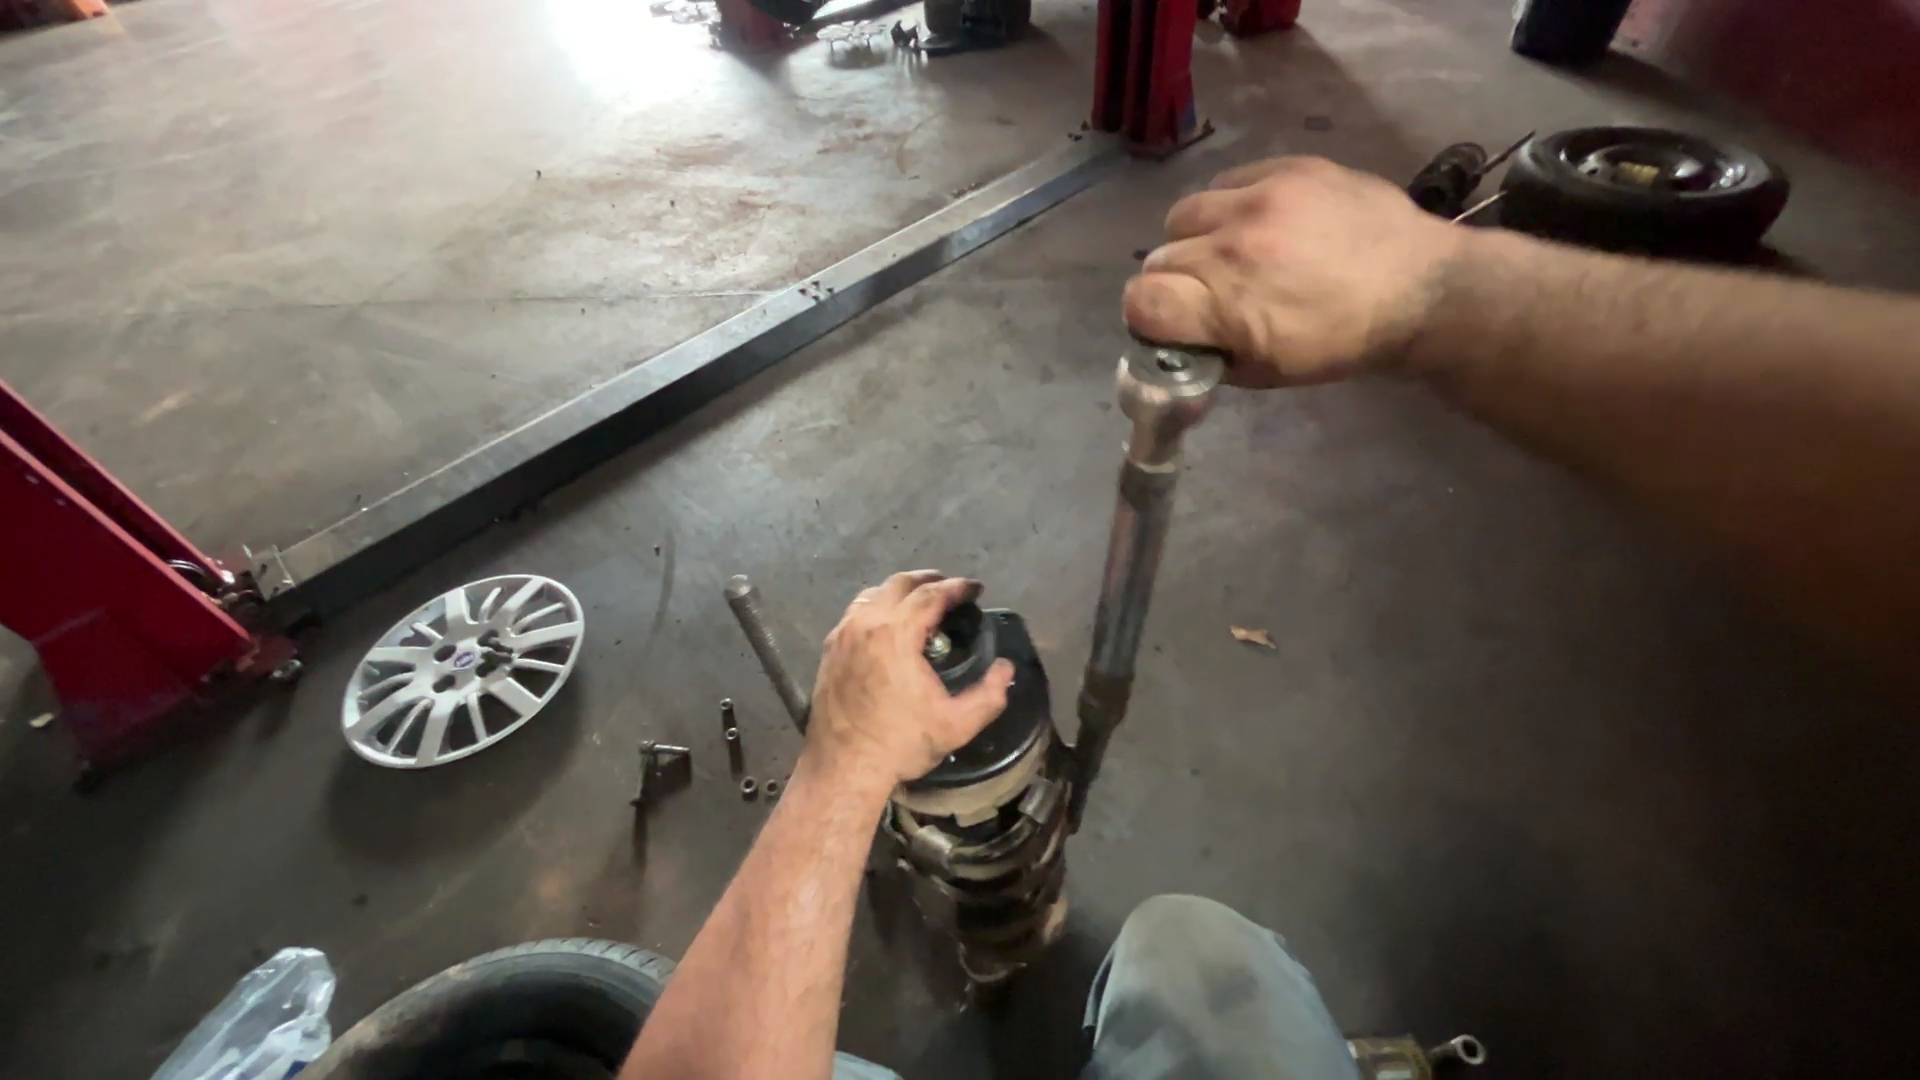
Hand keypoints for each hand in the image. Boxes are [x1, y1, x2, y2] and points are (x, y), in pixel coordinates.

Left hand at [806, 571, 1014, 788]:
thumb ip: (989, 695)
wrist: (843, 768)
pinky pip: (855, 613)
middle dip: (928, 580)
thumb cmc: (900, 744)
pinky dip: (877, 607)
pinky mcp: (829, 650)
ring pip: (873, 594)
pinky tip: (888, 624)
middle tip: (950, 588)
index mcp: (896, 634)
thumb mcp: (956, 724)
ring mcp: (842, 635)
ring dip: (900, 591)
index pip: (931, 595)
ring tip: (920, 601)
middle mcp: (865, 624)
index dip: (957, 588)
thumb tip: (1006, 670)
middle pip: (899, 584)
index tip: (976, 589)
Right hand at [1123, 156, 1465, 386]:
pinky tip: (1257, 222)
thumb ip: (1205, 354)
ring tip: (1228, 250)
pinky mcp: (1286, 169)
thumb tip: (1170, 337)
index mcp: (1224, 306)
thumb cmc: (1337, 344)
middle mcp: (1229, 248)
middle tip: (1209, 291)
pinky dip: (1228, 206)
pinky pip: (1224, 182)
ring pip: (1182, 215)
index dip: (1147, 315)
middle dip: (1175, 281)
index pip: (1139, 300)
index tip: (1171, 320)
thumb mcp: (1262, 373)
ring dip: (1194, 238)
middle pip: (1157, 258)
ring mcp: (1258, 201)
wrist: (1418, 289)